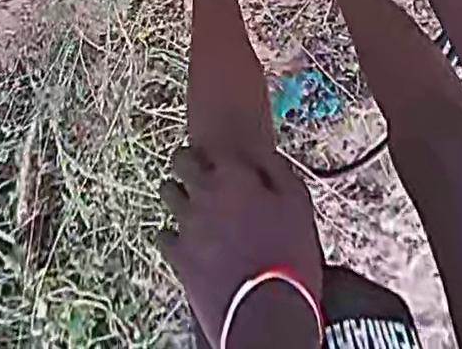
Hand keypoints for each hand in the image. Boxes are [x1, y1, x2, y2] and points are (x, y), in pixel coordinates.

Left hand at [156, 146, 324, 346]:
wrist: (269, 315)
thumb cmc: (290, 257)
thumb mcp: (298, 206)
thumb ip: (278, 171)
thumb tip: (265, 155)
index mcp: (232, 175)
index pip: (210, 146)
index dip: (214, 153)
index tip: (219, 161)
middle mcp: (204, 191)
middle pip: (180, 160)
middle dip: (187, 162)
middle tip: (197, 173)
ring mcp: (188, 222)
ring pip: (167, 191)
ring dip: (177, 193)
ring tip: (190, 204)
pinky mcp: (179, 254)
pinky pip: (163, 234)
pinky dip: (171, 235)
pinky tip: (184, 240)